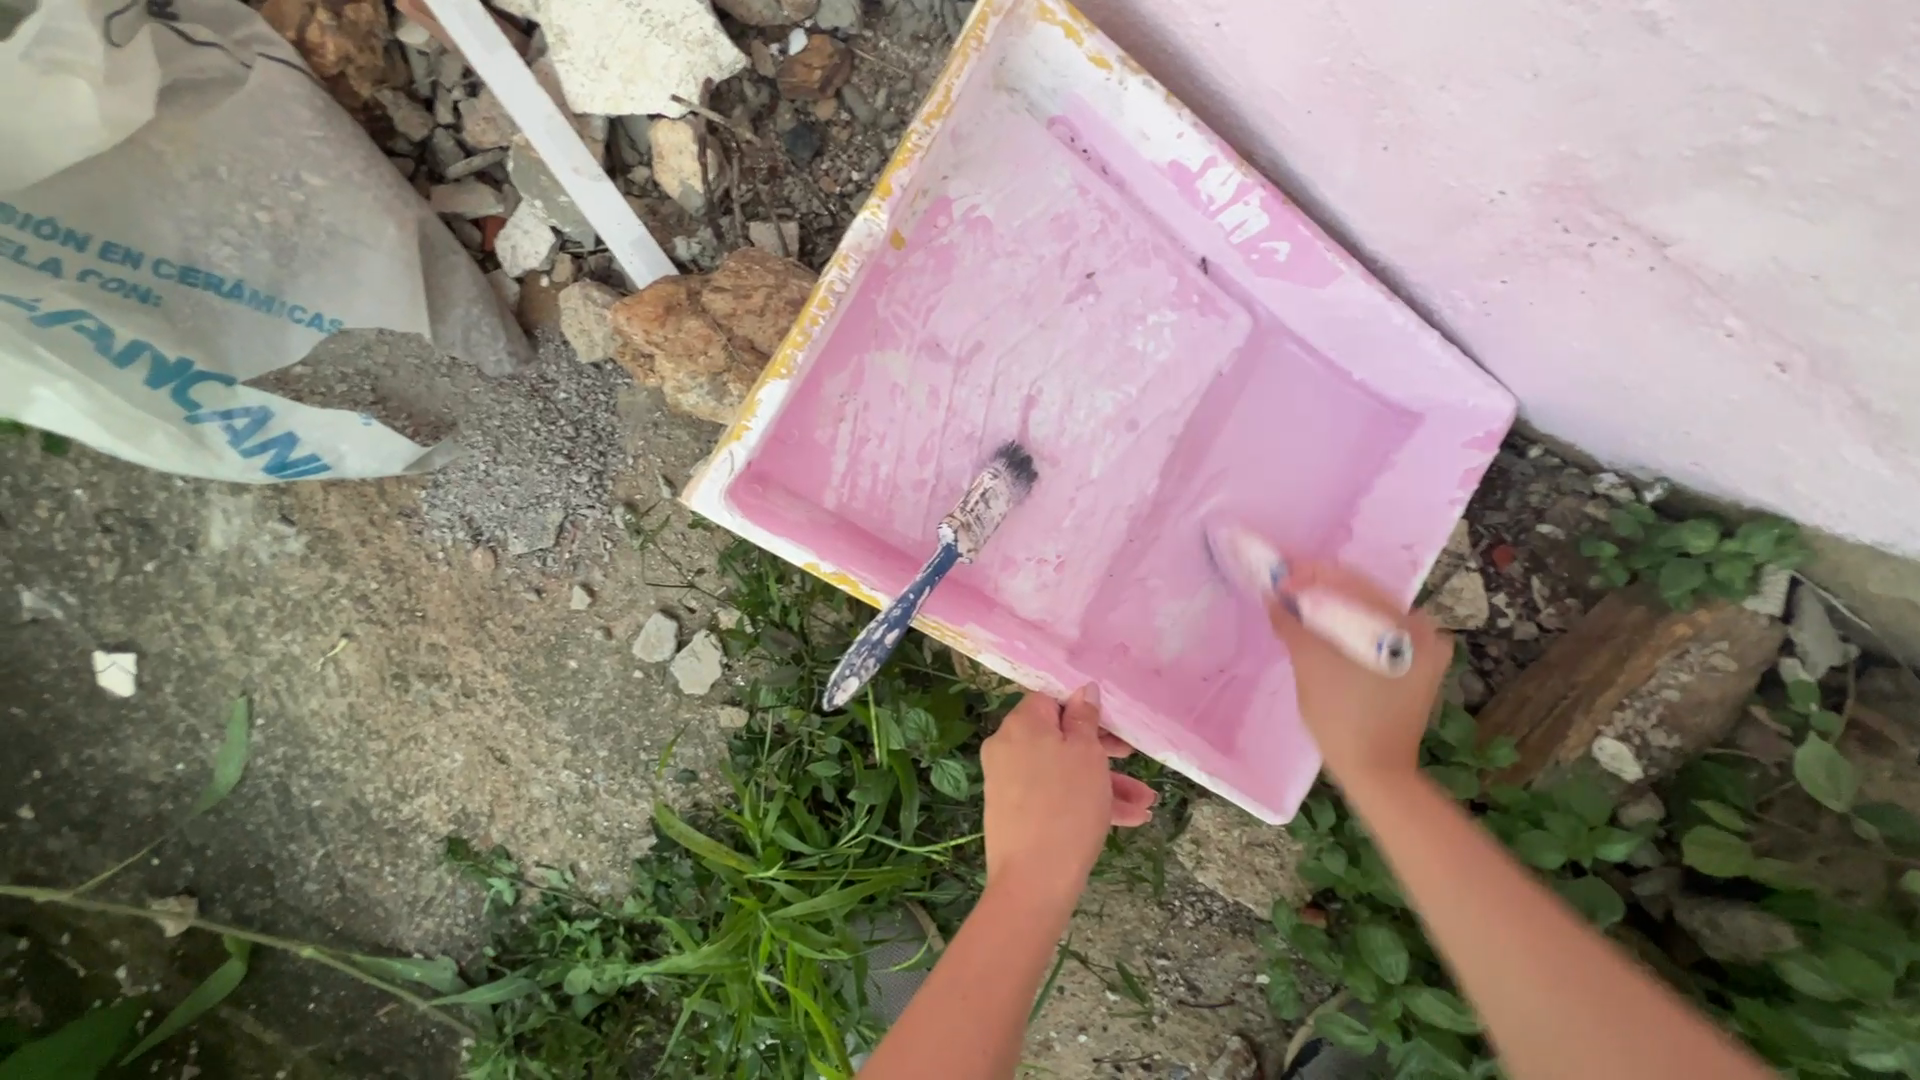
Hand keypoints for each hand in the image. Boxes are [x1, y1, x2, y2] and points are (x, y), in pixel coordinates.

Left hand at [979, 685, 1156, 908]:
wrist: (1034, 880)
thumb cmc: (1066, 805)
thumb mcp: (1087, 754)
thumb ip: (1085, 719)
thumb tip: (1083, 690)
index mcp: (1021, 724)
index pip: (1049, 699)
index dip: (1080, 708)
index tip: (1109, 723)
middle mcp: (1008, 747)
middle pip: (1059, 737)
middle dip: (1101, 750)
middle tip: (1131, 756)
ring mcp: (1010, 781)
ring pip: (1063, 771)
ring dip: (1105, 782)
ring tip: (1147, 802)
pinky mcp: (1016, 812)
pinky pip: (1055, 795)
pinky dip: (1087, 802)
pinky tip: (1130, 819)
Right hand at [1268, 562, 1451, 792]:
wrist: (1376, 773)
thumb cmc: (1345, 718)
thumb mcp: (1312, 665)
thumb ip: (1293, 624)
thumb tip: (1274, 597)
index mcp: (1410, 625)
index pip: (1355, 583)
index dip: (1312, 576)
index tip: (1278, 578)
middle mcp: (1426, 631)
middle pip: (1363, 596)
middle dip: (1320, 591)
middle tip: (1283, 590)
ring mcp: (1422, 651)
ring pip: (1366, 616)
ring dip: (1330, 609)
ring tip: (1295, 608)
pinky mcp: (1412, 669)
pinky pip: (1373, 635)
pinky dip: (1345, 630)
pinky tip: (1319, 631)